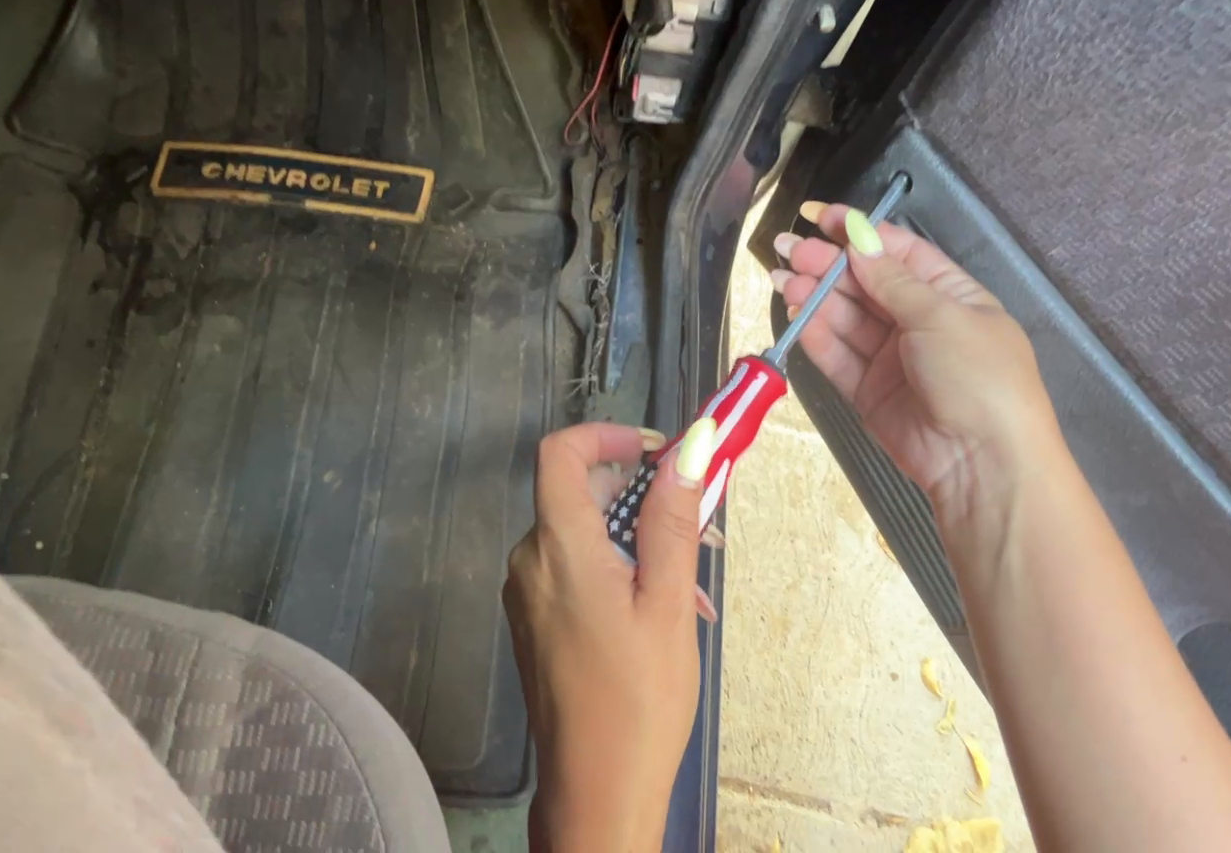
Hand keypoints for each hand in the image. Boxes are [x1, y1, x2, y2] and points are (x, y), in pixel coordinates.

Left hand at [503, 421, 719, 852]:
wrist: (595, 796)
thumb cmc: (637, 702)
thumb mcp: (666, 604)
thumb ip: (672, 522)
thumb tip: (687, 452)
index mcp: (557, 548)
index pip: (560, 453)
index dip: (607, 435)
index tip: (656, 451)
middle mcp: (531, 560)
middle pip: (582, 492)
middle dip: (644, 497)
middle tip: (702, 525)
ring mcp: (529, 592)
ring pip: (586, 533)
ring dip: (641, 539)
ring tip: (693, 582)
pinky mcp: (537, 618)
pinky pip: (577, 567)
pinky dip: (621, 568)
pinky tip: (664, 607)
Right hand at [770, 201, 1059, 532]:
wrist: (983, 463)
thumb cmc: (978, 376)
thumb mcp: (942, 316)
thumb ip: (893, 281)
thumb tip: (860, 242)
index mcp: (950, 295)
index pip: (898, 253)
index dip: (859, 233)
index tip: (820, 216)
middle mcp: (918, 322)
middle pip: (864, 284)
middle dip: (827, 264)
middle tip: (788, 250)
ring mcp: (891, 357)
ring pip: (845, 318)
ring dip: (814, 296)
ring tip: (782, 279)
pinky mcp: (868, 390)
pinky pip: (837, 356)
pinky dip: (815, 336)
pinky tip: (794, 314)